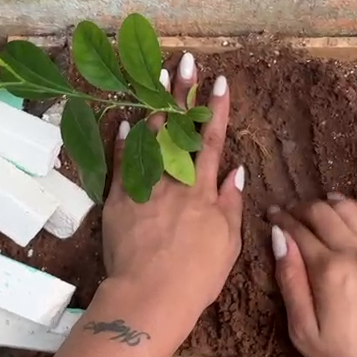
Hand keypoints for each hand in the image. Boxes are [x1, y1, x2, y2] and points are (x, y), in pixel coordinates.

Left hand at [95, 53, 245, 335]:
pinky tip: (124, 119)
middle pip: (179, 130)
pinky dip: (123, 142)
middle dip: (184, 94)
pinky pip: (120, 165)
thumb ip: (230, 203)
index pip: (212, 141)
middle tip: (185, 61)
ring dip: (154, 106)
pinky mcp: (119, 201)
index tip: (220, 82)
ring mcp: (144, 188)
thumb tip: (236, 171)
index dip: (216, 110)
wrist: (151, 295)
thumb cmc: (196, 276)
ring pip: (149, 139)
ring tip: (155, 76)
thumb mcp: (228, 243)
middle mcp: (174, 181)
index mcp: (202, 191)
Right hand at [269, 197, 356, 356]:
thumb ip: (291, 283)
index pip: (299, 231)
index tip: (268, 215)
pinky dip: (353, 212)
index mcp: (330, 271)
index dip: (280, 220)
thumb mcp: (306, 335)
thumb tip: (279, 239)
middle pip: (324, 213)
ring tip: (313, 208)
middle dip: (300, 208)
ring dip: (327, 204)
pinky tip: (344, 215)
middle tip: (286, 212)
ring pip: (351, 211)